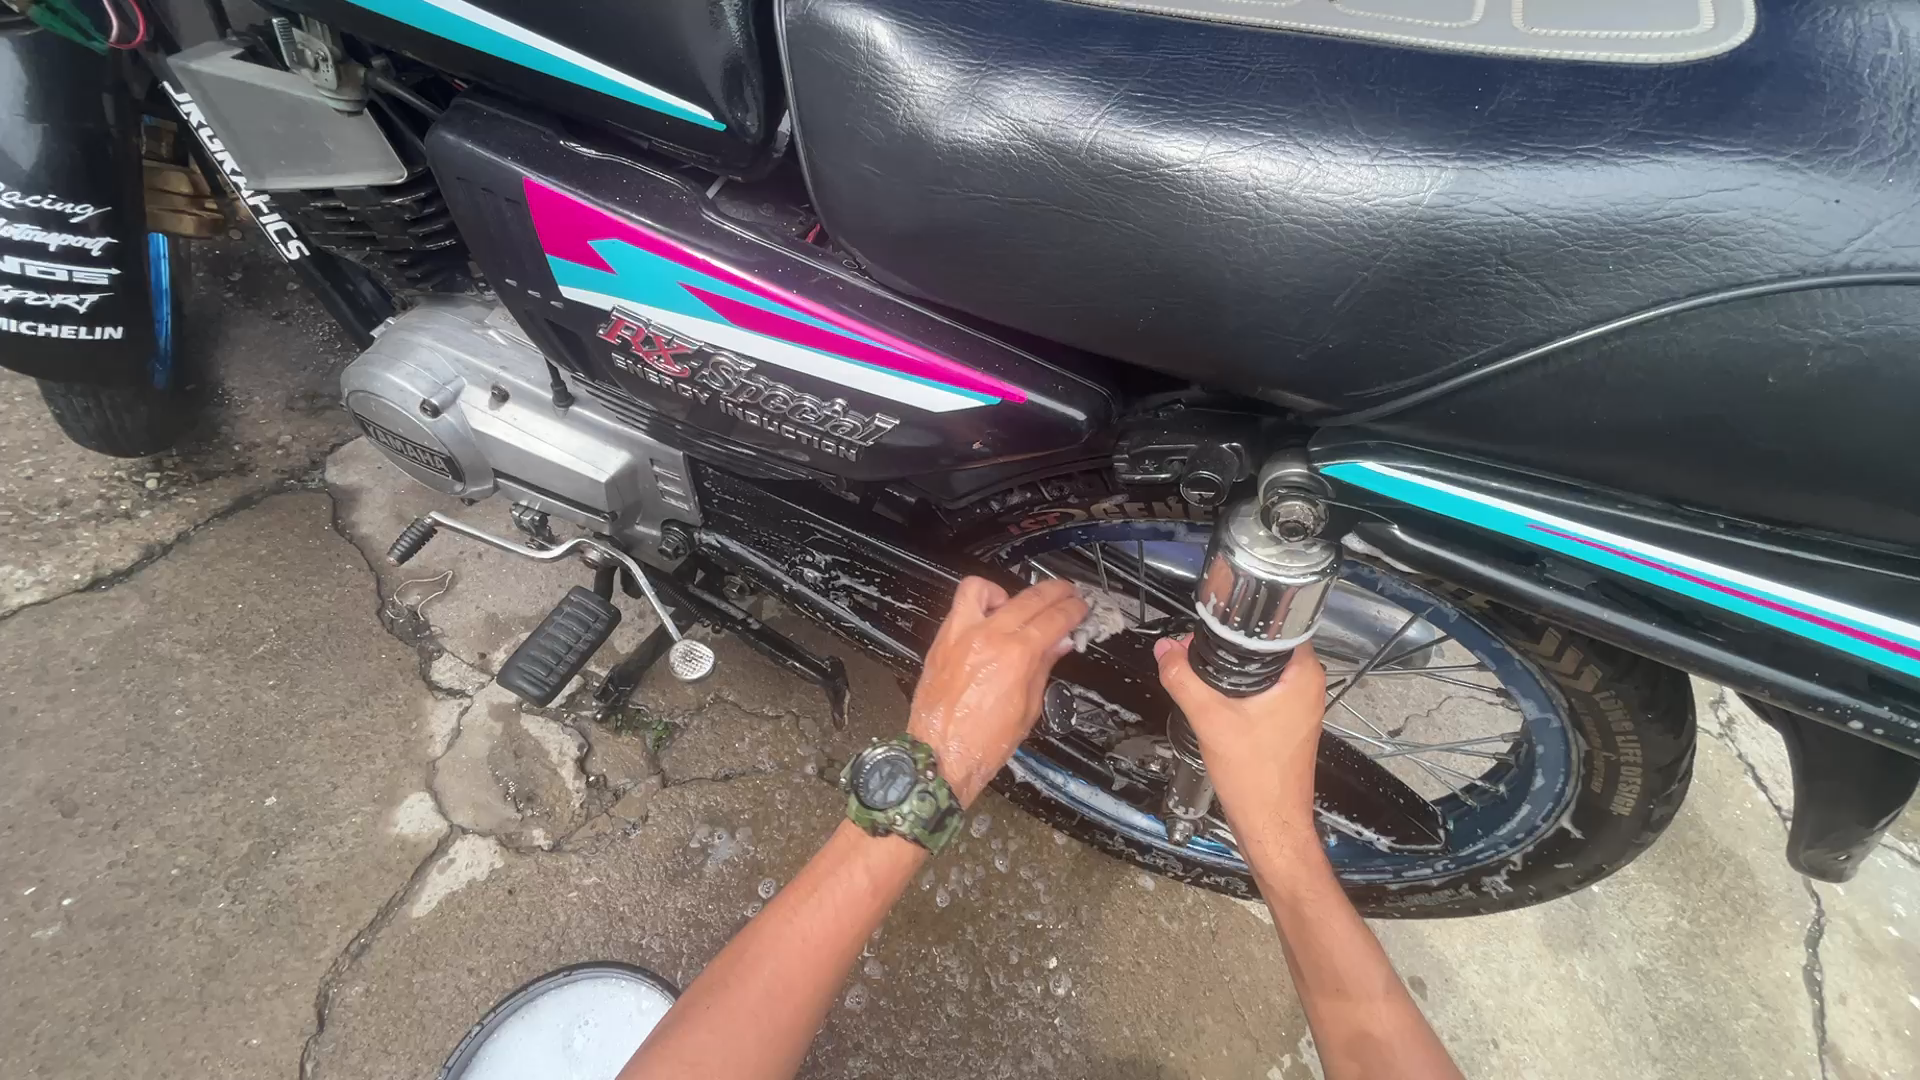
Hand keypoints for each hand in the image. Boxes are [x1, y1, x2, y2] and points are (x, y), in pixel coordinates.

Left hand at [908, 577, 1088, 806]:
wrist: (939, 755)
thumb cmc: (982, 743)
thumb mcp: (1028, 708)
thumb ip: (1043, 667)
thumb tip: (1058, 644)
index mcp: (1016, 656)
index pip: (1053, 619)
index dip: (1072, 610)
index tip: (1080, 607)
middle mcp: (988, 638)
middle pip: (1029, 598)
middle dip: (1054, 592)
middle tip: (1066, 594)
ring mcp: (961, 635)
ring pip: (983, 588)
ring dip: (1007, 590)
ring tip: (1017, 604)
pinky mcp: (942, 640)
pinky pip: (959, 605)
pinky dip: (977, 603)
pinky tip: (988, 617)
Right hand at [1155, 637, 1326, 853]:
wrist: (1270, 824)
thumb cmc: (1255, 777)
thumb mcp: (1209, 718)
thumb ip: (1183, 678)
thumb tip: (1166, 650)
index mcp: (1303, 676)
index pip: (1273, 627)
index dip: (1237, 624)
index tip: (1208, 627)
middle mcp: (1309, 687)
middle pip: (1263, 647)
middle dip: (1227, 647)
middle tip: (1194, 652)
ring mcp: (1300, 707)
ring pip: (1261, 671)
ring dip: (1231, 670)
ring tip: (1199, 673)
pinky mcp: (1287, 723)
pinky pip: (1261, 691)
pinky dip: (1238, 689)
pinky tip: (1214, 699)